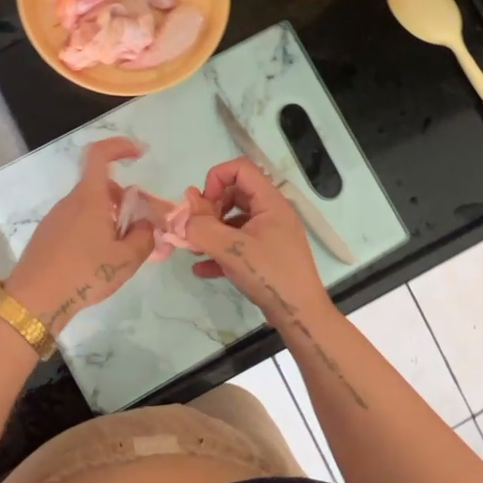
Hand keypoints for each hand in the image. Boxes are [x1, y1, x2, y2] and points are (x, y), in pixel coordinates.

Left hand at [5, 137, 157, 333]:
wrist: (35, 300)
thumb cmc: (84, 274)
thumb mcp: (126, 259)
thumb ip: (144, 237)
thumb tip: (146, 224)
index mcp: (90, 199)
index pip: (100, 154)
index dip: (120, 146)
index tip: (140, 153)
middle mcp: (70, 202)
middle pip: (101, 187)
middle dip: (124, 200)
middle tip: (141, 226)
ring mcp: (56, 218)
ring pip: (89, 207)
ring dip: (109, 219)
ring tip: (121, 250)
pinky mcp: (47, 236)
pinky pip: (77, 222)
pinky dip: (93, 230)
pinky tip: (98, 260)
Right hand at [185, 158, 329, 322]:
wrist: (299, 313)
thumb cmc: (269, 274)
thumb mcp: (231, 250)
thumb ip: (202, 227)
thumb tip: (183, 211)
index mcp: (269, 202)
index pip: (240, 169)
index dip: (216, 179)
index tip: (202, 206)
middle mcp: (271, 213)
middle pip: (235, 193)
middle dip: (210, 208)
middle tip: (196, 230)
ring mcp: (270, 235)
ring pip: (234, 221)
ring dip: (211, 231)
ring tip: (195, 249)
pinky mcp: (266, 256)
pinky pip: (238, 245)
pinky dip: (219, 252)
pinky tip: (201, 268)